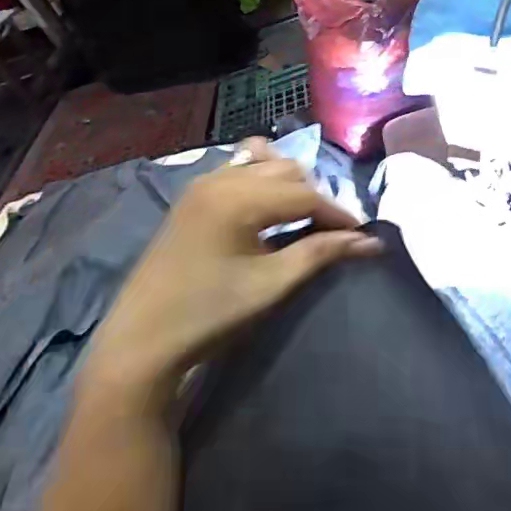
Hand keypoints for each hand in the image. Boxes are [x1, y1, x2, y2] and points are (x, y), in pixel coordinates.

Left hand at [79, 139, 380, 412]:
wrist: (139, 346)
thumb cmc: (210, 315)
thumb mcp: (272, 284)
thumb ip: (322, 252)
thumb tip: (371, 241)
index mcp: (238, 198)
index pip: (305, 194)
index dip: (337, 214)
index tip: (361, 235)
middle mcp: (220, 179)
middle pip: (288, 172)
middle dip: (315, 198)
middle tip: (331, 232)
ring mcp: (202, 184)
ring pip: (264, 165)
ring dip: (290, 185)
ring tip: (302, 217)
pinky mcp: (192, 197)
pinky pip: (238, 168)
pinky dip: (261, 177)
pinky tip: (268, 204)